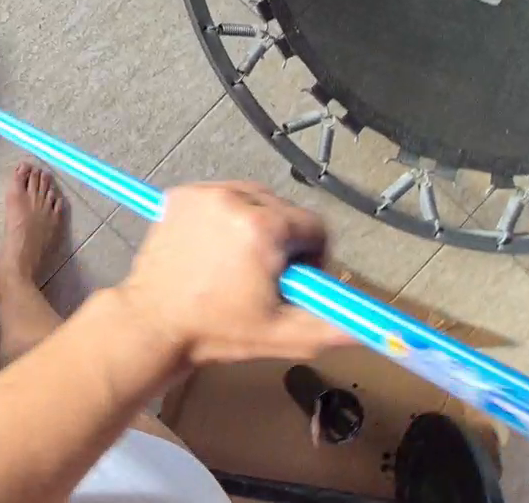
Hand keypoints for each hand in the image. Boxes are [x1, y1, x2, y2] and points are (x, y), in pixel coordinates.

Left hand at [115, 181, 351, 366]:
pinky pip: (217, 196)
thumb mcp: (287, 335)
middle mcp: (231, 198)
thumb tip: (375, 326)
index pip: (314, 224)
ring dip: (256, 222)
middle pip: (282, 207)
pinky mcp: (177, 196)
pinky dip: (224, 215)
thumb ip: (336, 326)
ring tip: (241, 260)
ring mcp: (200, 194)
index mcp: (262, 226)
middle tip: (269, 273)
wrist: (154, 320)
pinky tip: (216, 247)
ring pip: (250, 197)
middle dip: (285, 238)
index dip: (314, 255)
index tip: (299, 278)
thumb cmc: (218, 329)